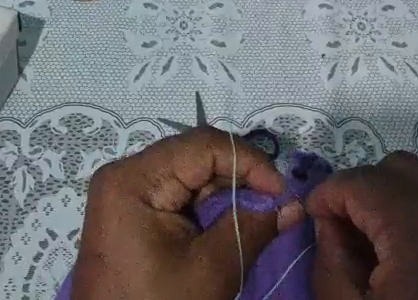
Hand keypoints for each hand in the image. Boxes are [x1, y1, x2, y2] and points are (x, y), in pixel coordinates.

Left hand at [75, 126, 306, 299]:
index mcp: (134, 178)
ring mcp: (124, 192)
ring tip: (258, 212)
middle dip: (239, 176)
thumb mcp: (210, 271)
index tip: (282, 191)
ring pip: (188, 172)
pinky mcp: (130, 210)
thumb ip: (253, 227)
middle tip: (275, 203)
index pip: (203, 145)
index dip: (248, 161)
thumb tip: (293, 204)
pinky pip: (175, 191)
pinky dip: (206, 204)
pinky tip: (230, 220)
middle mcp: (124, 173)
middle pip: (194, 155)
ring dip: (225, 190)